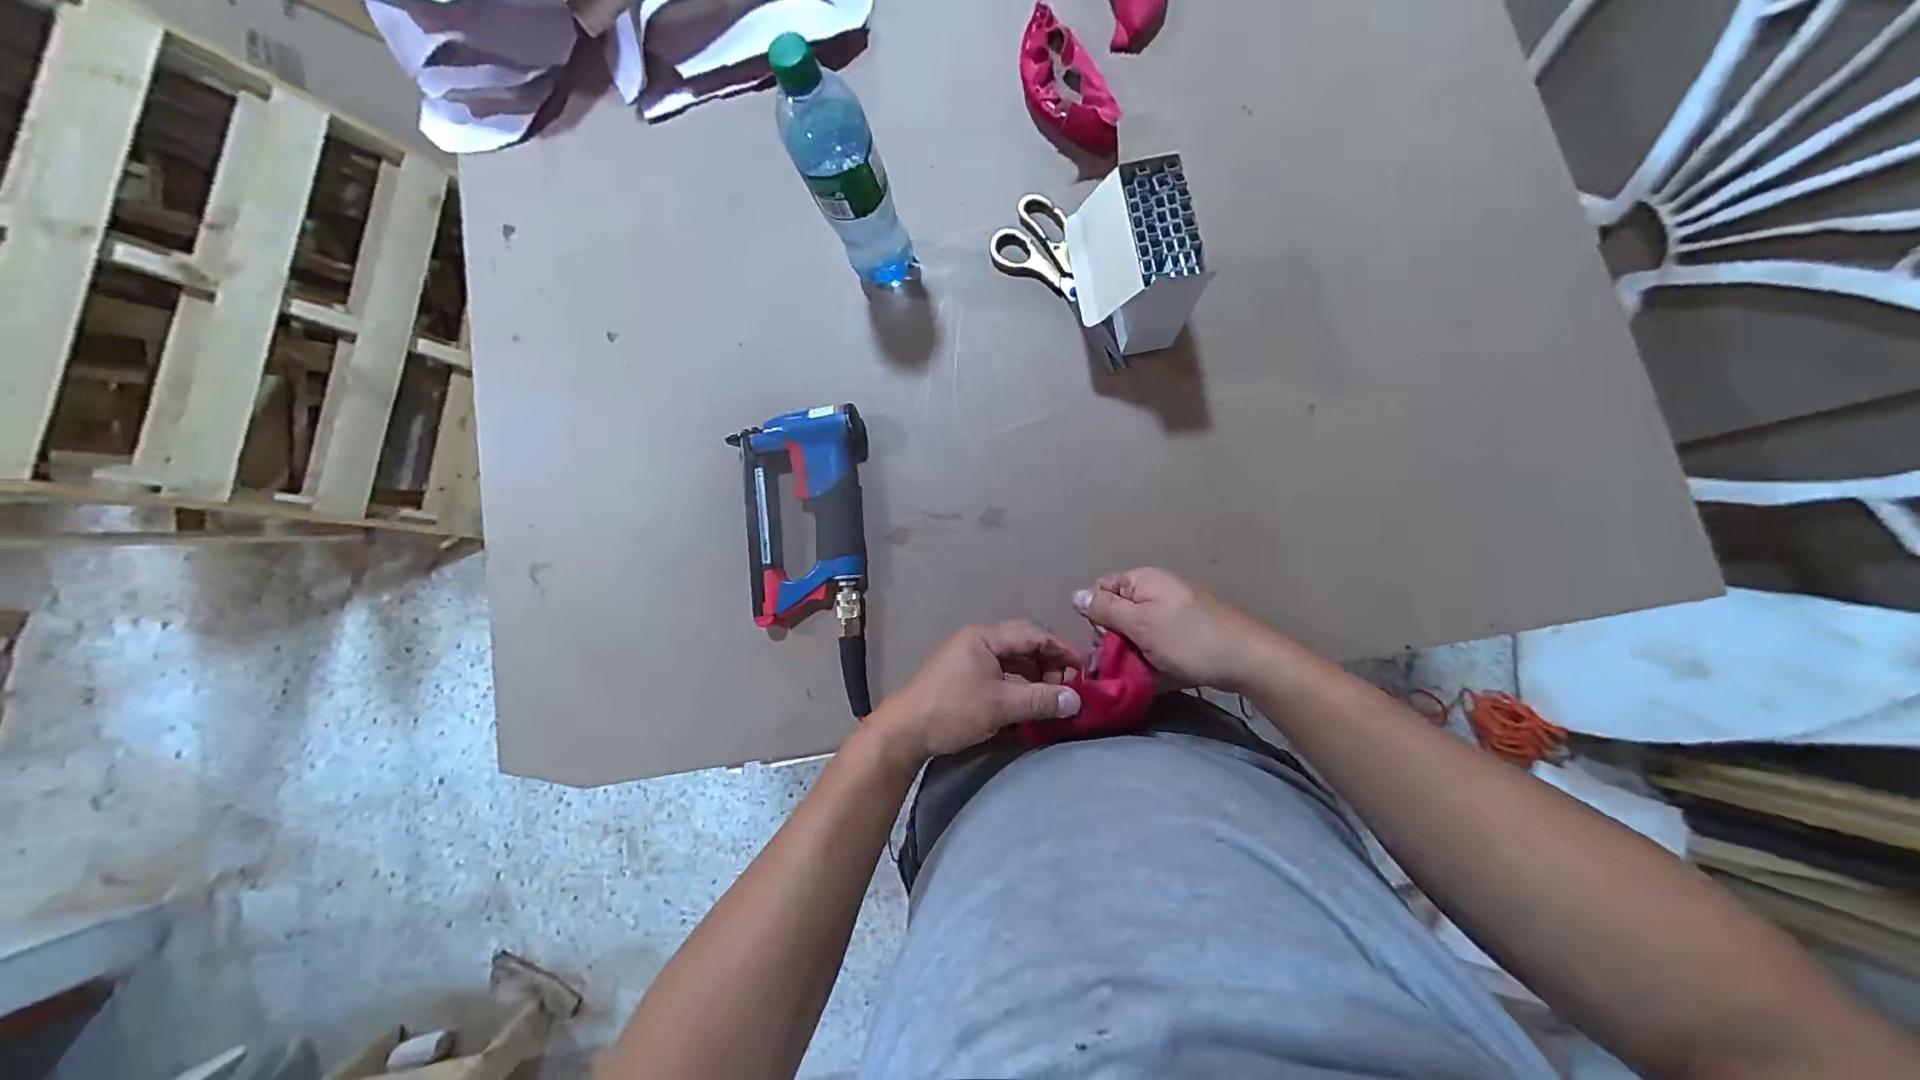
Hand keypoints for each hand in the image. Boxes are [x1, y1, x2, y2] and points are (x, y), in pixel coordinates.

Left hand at [872, 622, 1084, 760]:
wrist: (903, 732)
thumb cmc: (952, 710)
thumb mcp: (1000, 706)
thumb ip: (1041, 700)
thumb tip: (1077, 700)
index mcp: (984, 637)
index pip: (1034, 634)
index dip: (1062, 650)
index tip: (1085, 670)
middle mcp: (977, 641)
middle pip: (1024, 645)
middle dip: (1050, 665)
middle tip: (1069, 688)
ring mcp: (968, 658)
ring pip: (1013, 662)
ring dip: (1035, 678)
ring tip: (1052, 699)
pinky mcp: (963, 677)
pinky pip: (1000, 674)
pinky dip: (1018, 687)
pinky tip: (1029, 704)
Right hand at [1073, 568, 1279, 690]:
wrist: (1248, 661)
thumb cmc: (1189, 639)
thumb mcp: (1139, 623)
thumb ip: (1105, 609)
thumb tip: (1076, 595)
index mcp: (1142, 580)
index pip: (1101, 589)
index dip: (1095, 614)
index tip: (1100, 640)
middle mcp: (1156, 591)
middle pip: (1118, 613)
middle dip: (1112, 639)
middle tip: (1116, 664)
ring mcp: (1173, 613)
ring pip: (1136, 634)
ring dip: (1131, 654)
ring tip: (1136, 675)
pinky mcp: (1187, 635)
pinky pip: (1157, 645)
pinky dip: (1153, 660)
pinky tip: (1156, 677)